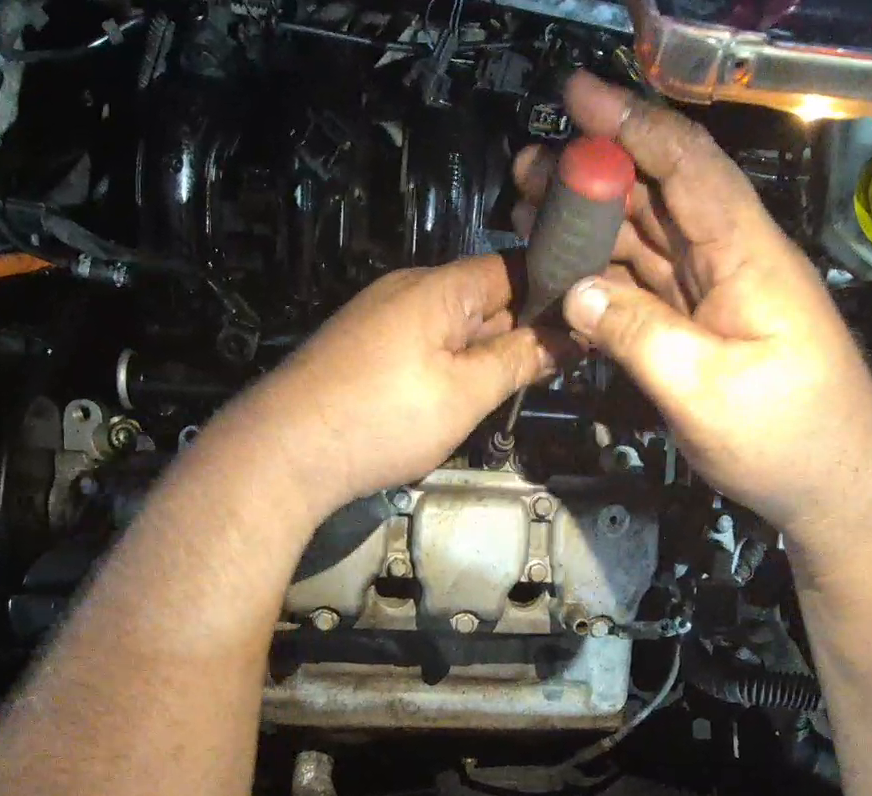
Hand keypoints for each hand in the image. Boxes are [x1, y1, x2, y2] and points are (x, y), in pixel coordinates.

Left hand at [219, 254, 559, 517]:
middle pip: (484, 297)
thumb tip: (569, 334)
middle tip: (562, 365)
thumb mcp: (465, 393)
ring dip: (484, 351)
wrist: (284, 451)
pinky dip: (449, 365)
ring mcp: (379, 319)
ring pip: (452, 326)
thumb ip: (519, 359)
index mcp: (439, 287)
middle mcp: (407, 290)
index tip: (588, 320)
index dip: (555, 289)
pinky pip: (422, 346)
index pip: (514, 268)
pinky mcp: (361, 350)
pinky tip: (459, 398)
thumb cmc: (381, 418)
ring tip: (517, 385)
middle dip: (521, 327)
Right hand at [512, 73, 871, 542]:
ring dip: (590, 225)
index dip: (632, 125)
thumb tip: (576, 293)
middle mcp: (729, 261)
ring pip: (644, 240)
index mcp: (747, 256)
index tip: (576, 97)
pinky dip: (602, 278)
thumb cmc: (787, 437)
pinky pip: (643, 287)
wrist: (833, 487)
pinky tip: (563, 275)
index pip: (687, 168)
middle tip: (527, 171)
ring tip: (530, 215)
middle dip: (593, 175)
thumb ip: (640, 336)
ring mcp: (713, 295)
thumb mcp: (707, 391)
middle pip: (657, 196)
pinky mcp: (699, 327)